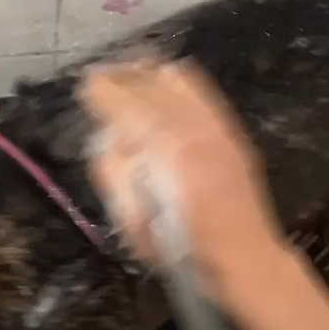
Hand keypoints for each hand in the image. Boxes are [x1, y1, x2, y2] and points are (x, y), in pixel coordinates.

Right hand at [79, 60, 295, 302]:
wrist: (243, 256)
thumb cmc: (181, 249)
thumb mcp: (133, 222)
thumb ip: (115, 174)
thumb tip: (108, 139)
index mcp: (161, 151)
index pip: (123, 102)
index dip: (100, 89)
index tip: (85, 87)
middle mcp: (190, 127)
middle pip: (148, 81)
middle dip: (120, 76)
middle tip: (101, 79)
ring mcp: (214, 125)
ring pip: (176, 77)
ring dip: (148, 73)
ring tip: (130, 76)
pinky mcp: (230, 130)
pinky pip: (200, 90)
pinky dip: (175, 82)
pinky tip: (164, 85)